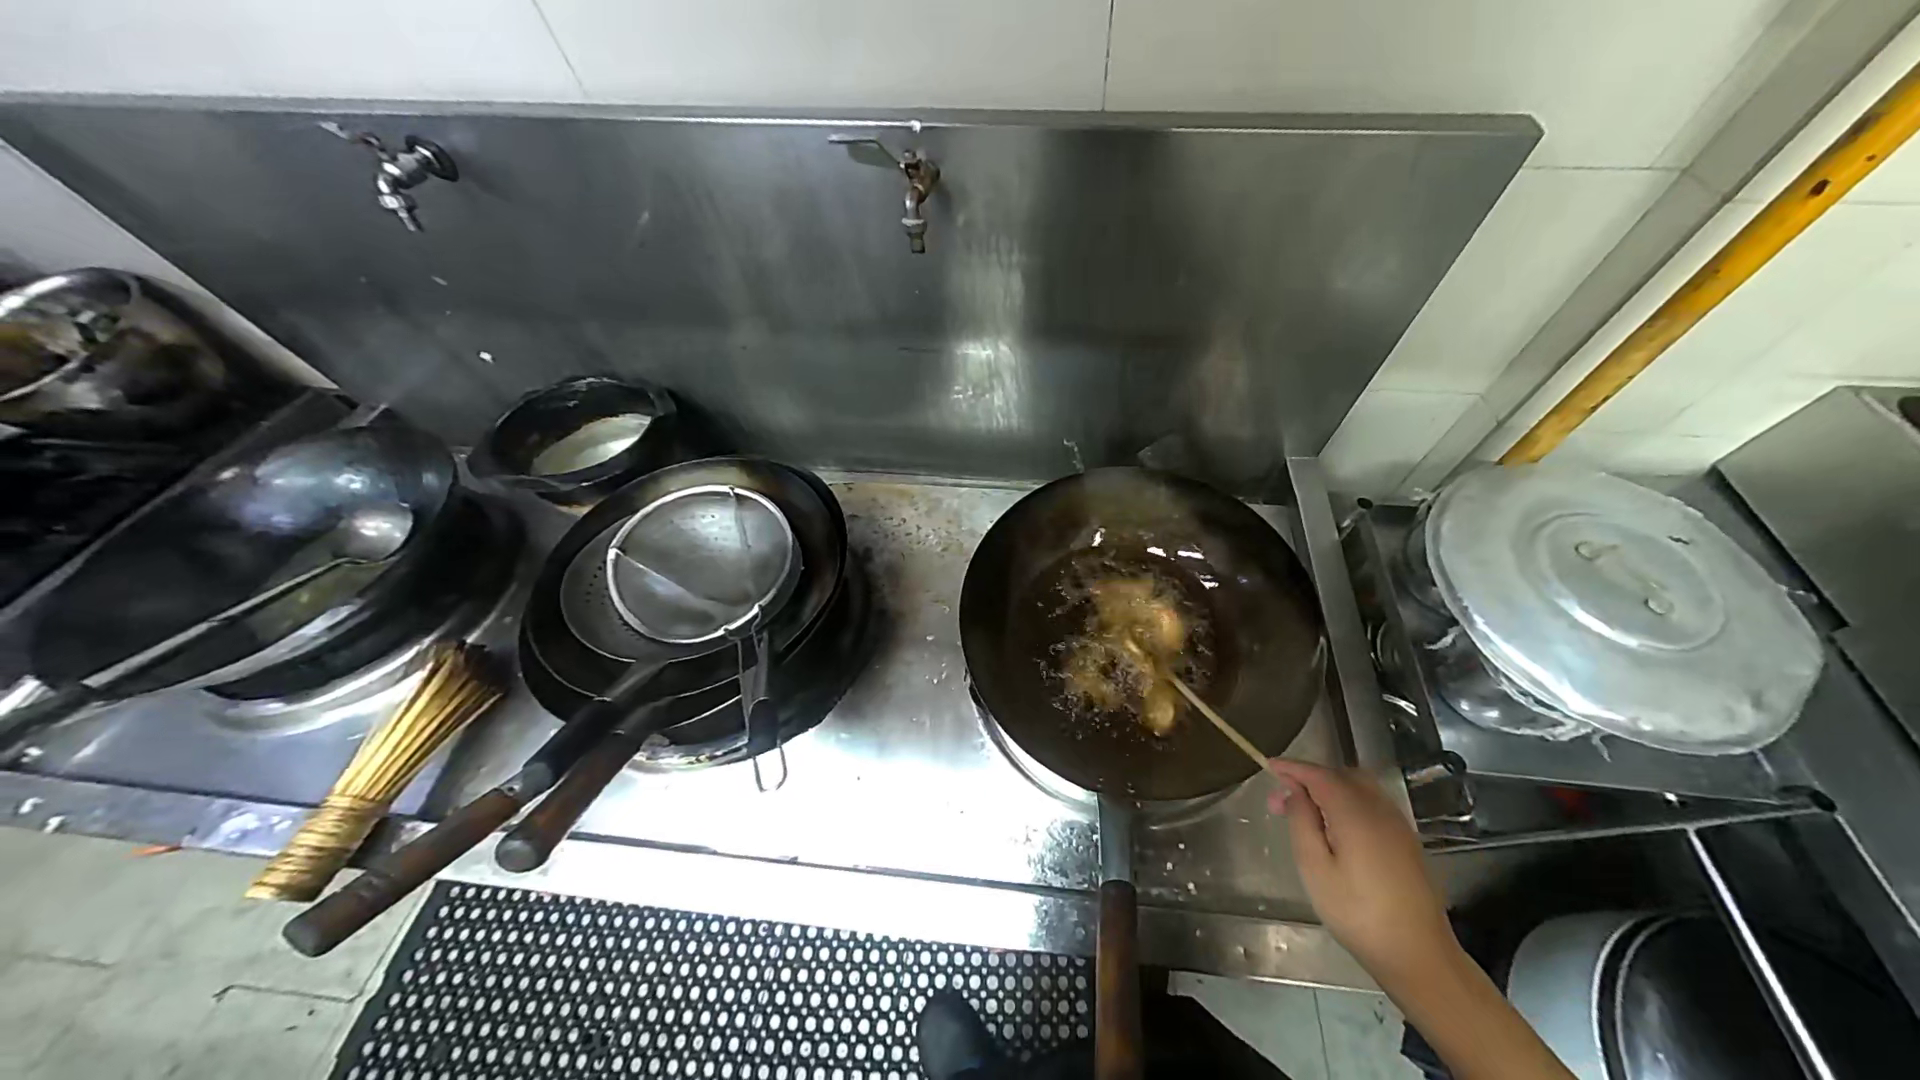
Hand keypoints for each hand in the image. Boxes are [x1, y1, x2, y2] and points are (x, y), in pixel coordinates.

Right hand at [1266, 760, 1459, 983]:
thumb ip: (1302, 822)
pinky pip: (1372, 804)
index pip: (1319, 775)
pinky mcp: (1406, 842)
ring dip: (1329, 788)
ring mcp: (1398, 826)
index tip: (1268, 766)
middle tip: (1281, 798)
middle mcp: (1380, 811)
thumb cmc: (1357, 913)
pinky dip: (1348, 801)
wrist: (1419, 956)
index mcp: (1355, 813)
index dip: (1292, 768)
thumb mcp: (1314, 868)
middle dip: (1310, 778)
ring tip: (1304, 812)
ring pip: (1360, 788)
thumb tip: (1295, 792)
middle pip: (1342, 775)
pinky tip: (1335, 826)